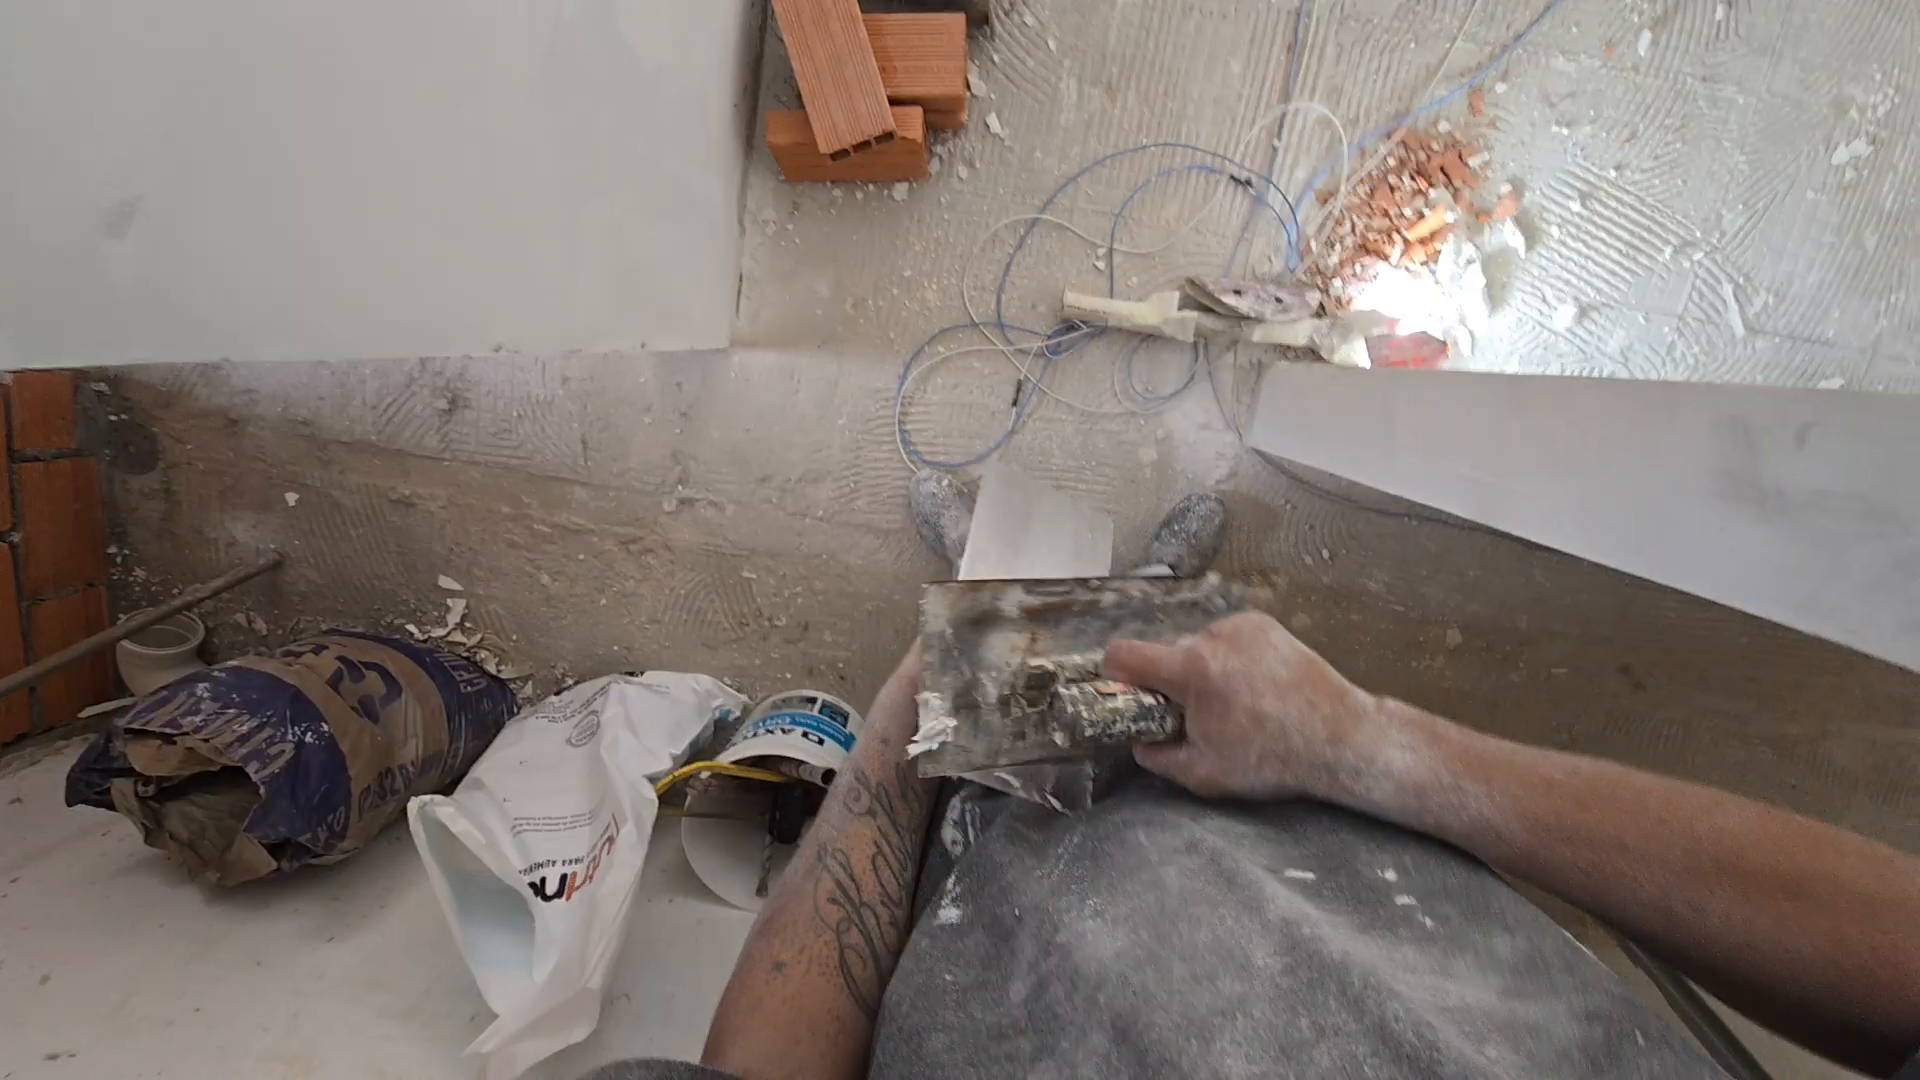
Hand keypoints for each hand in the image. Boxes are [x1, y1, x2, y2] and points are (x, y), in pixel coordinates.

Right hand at [1103, 612, 1381, 800]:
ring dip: (1200, 668)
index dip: (1114, 673)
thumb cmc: (1272, 759)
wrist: (1343, 739)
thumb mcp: (1203, 773)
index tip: (1127, 691)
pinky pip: (1224, 637)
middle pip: (1164, 653)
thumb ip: (1157, 757)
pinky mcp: (1261, 622)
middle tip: (1197, 712)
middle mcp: (1211, 637)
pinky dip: (1227, 657)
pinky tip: (1252, 684)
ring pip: (1195, 645)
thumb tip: (1138, 743)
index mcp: (1191, 669)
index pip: (1123, 653)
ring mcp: (1238, 625)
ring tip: (1233, 700)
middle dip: (1170, 680)